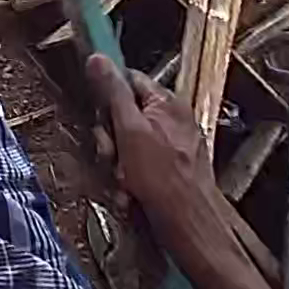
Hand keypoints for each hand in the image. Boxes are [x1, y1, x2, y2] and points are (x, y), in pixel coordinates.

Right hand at [85, 54, 213, 230]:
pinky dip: (130, 171)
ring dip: (117, 157)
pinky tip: (130, 188)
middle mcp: (173, 119)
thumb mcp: (129, 129)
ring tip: (122, 176)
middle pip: (125, 109)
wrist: (192, 233)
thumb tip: (97, 56)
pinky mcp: (172, 167)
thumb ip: (112, 91)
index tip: (101, 115)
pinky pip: (140, 158)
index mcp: (168, 102)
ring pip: (128, 136)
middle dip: (110, 133)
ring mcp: (175, 144)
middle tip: (111, 153)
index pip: (127, 78)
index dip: (108, 94)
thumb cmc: (161, 178)